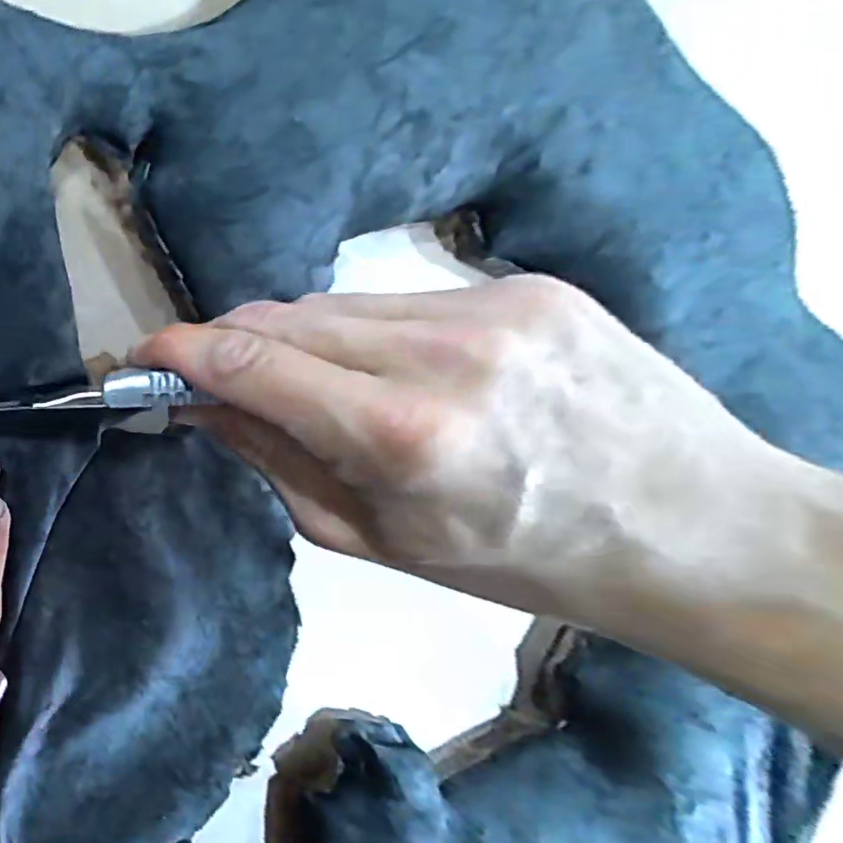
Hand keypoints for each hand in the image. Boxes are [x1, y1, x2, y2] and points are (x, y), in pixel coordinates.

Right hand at [134, 275, 791, 618]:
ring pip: (331, 303)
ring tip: (304, 380)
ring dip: (291, 337)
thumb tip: (198, 404)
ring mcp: (489, 306)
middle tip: (207, 374)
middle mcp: (441, 353)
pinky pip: (392, 298)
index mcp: (403, 436)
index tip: (140, 355)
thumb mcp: (372, 538)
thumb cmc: (520, 560)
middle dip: (228, 343)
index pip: (251, 362)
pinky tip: (384, 367)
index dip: (178, 350)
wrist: (701, 527)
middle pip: (282, 318)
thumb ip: (271, 459)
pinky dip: (356, 330)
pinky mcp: (521, 283)